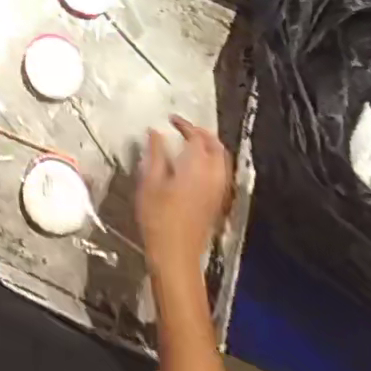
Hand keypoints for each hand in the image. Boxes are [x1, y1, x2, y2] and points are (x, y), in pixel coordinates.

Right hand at [137, 116, 232, 274]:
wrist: (176, 252)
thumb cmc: (157, 216)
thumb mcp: (149, 182)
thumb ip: (155, 154)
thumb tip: (155, 132)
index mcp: (197, 166)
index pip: (196, 137)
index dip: (184, 125)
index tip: (170, 119)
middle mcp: (214, 174)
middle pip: (215, 145)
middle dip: (201, 133)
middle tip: (183, 127)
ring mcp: (219, 188)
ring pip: (221, 158)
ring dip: (209, 146)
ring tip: (190, 142)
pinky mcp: (218, 199)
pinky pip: (220, 171)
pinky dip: (211, 160)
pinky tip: (196, 164)